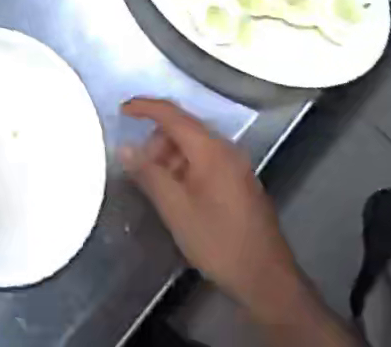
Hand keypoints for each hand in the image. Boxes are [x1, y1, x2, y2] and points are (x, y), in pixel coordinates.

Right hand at [120, 98, 357, 346]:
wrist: (269, 283)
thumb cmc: (219, 241)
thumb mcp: (175, 208)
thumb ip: (147, 173)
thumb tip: (125, 148)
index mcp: (210, 149)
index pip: (172, 114)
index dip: (144, 107)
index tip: (122, 111)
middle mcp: (226, 149)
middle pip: (183, 129)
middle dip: (157, 142)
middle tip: (141, 168)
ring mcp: (237, 166)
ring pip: (194, 146)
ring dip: (171, 158)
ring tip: (160, 188)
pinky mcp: (241, 183)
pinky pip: (206, 160)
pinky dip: (186, 168)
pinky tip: (180, 195)